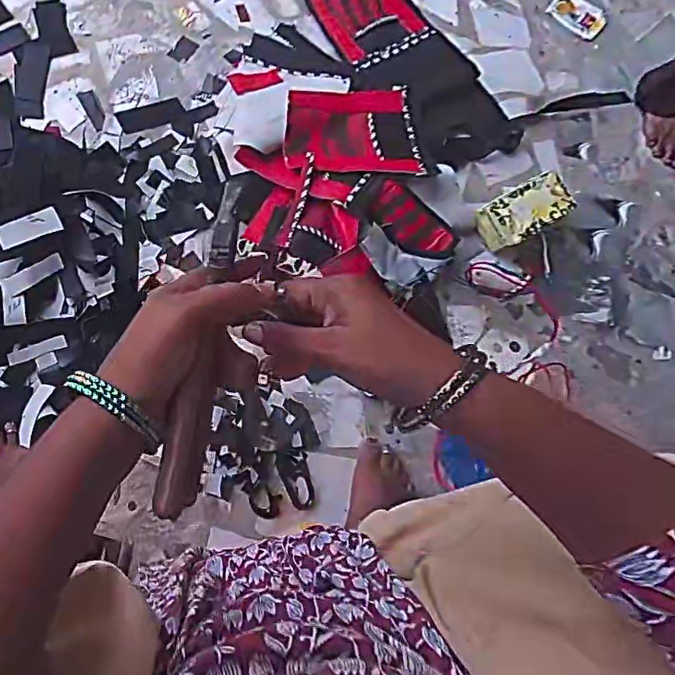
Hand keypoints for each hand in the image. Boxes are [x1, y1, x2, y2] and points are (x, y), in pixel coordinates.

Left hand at [96, 260, 274, 418]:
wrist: (130, 411)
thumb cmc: (143, 359)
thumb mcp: (186, 315)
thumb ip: (224, 295)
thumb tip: (261, 288)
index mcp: (175, 296)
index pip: (216, 276)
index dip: (243, 277)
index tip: (269, 284)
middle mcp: (183, 320)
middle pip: (230, 313)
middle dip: (245, 327)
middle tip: (253, 336)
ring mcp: (190, 349)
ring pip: (231, 344)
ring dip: (239, 357)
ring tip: (233, 370)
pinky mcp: (196, 375)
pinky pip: (226, 369)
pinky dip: (233, 375)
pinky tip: (229, 382)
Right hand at [240, 271, 459, 406]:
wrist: (437, 386)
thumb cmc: (390, 361)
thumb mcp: (332, 350)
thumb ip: (288, 340)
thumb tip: (249, 330)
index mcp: (336, 288)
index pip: (283, 291)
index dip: (259, 310)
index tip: (237, 330)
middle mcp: (339, 295)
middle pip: (291, 309)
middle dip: (272, 333)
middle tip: (252, 356)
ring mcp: (346, 315)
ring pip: (302, 327)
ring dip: (286, 347)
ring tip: (269, 369)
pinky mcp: (351, 335)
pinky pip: (317, 339)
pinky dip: (303, 353)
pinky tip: (289, 370)